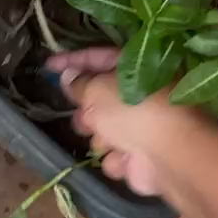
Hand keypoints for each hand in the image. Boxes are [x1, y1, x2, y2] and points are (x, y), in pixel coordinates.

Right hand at [46, 48, 214, 196]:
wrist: (168, 154)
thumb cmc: (133, 111)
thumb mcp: (97, 89)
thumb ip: (79, 83)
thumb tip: (70, 77)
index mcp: (134, 70)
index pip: (97, 58)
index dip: (71, 61)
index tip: (48, 66)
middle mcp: (139, 96)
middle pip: (98, 100)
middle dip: (87, 112)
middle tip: (85, 117)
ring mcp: (140, 128)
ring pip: (101, 132)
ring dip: (100, 137)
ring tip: (109, 139)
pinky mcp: (139, 157)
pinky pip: (113, 156)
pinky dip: (116, 159)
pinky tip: (126, 158)